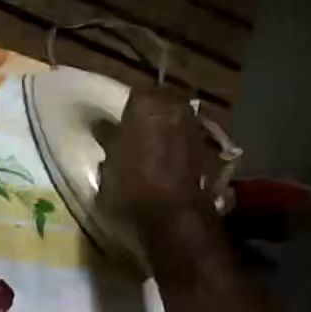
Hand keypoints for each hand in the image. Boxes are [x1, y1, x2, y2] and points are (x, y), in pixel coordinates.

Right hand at [100, 85, 220, 236]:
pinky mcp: (207, 148)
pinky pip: (188, 138)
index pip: (135, 94)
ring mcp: (194, 126)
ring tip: (153, 148)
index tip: (119, 123)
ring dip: (167, 129)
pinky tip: (169, 163)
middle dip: (151, 114)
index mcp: (146, 104)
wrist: (175, 217)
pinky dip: (179, 146)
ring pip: (177, 118)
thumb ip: (109, 141)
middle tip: (136, 132)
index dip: (127, 109)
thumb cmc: (133, 188)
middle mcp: (175, 107)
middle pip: (161, 101)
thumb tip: (103, 127)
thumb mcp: (110, 166)